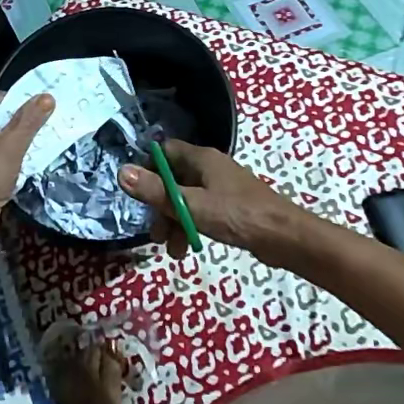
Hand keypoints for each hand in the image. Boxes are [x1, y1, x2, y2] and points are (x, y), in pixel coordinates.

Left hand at [0, 91, 53, 233]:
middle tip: (49, 121)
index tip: (47, 106)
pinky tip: (29, 153)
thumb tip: (48, 96)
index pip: (0, 99)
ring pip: (0, 134)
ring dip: (19, 136)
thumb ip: (30, 119)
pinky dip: (11, 150)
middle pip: (0, 116)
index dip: (24, 101)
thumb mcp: (13, 145)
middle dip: (24, 119)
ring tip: (44, 136)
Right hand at [118, 139, 308, 261]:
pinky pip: (200, 210)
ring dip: (175, 223)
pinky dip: (191, 226)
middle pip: (173, 179)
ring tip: (174, 251)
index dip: (147, 169)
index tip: (136, 194)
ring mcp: (221, 186)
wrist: (282, 236)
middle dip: (161, 207)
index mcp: (201, 159)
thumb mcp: (190, 205)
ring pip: (186, 199)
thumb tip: (121, 172)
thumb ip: (156, 191)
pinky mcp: (230, 205)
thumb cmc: (236, 215)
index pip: (164, 152)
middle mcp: (210, 167)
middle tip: (154, 235)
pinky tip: (188, 248)